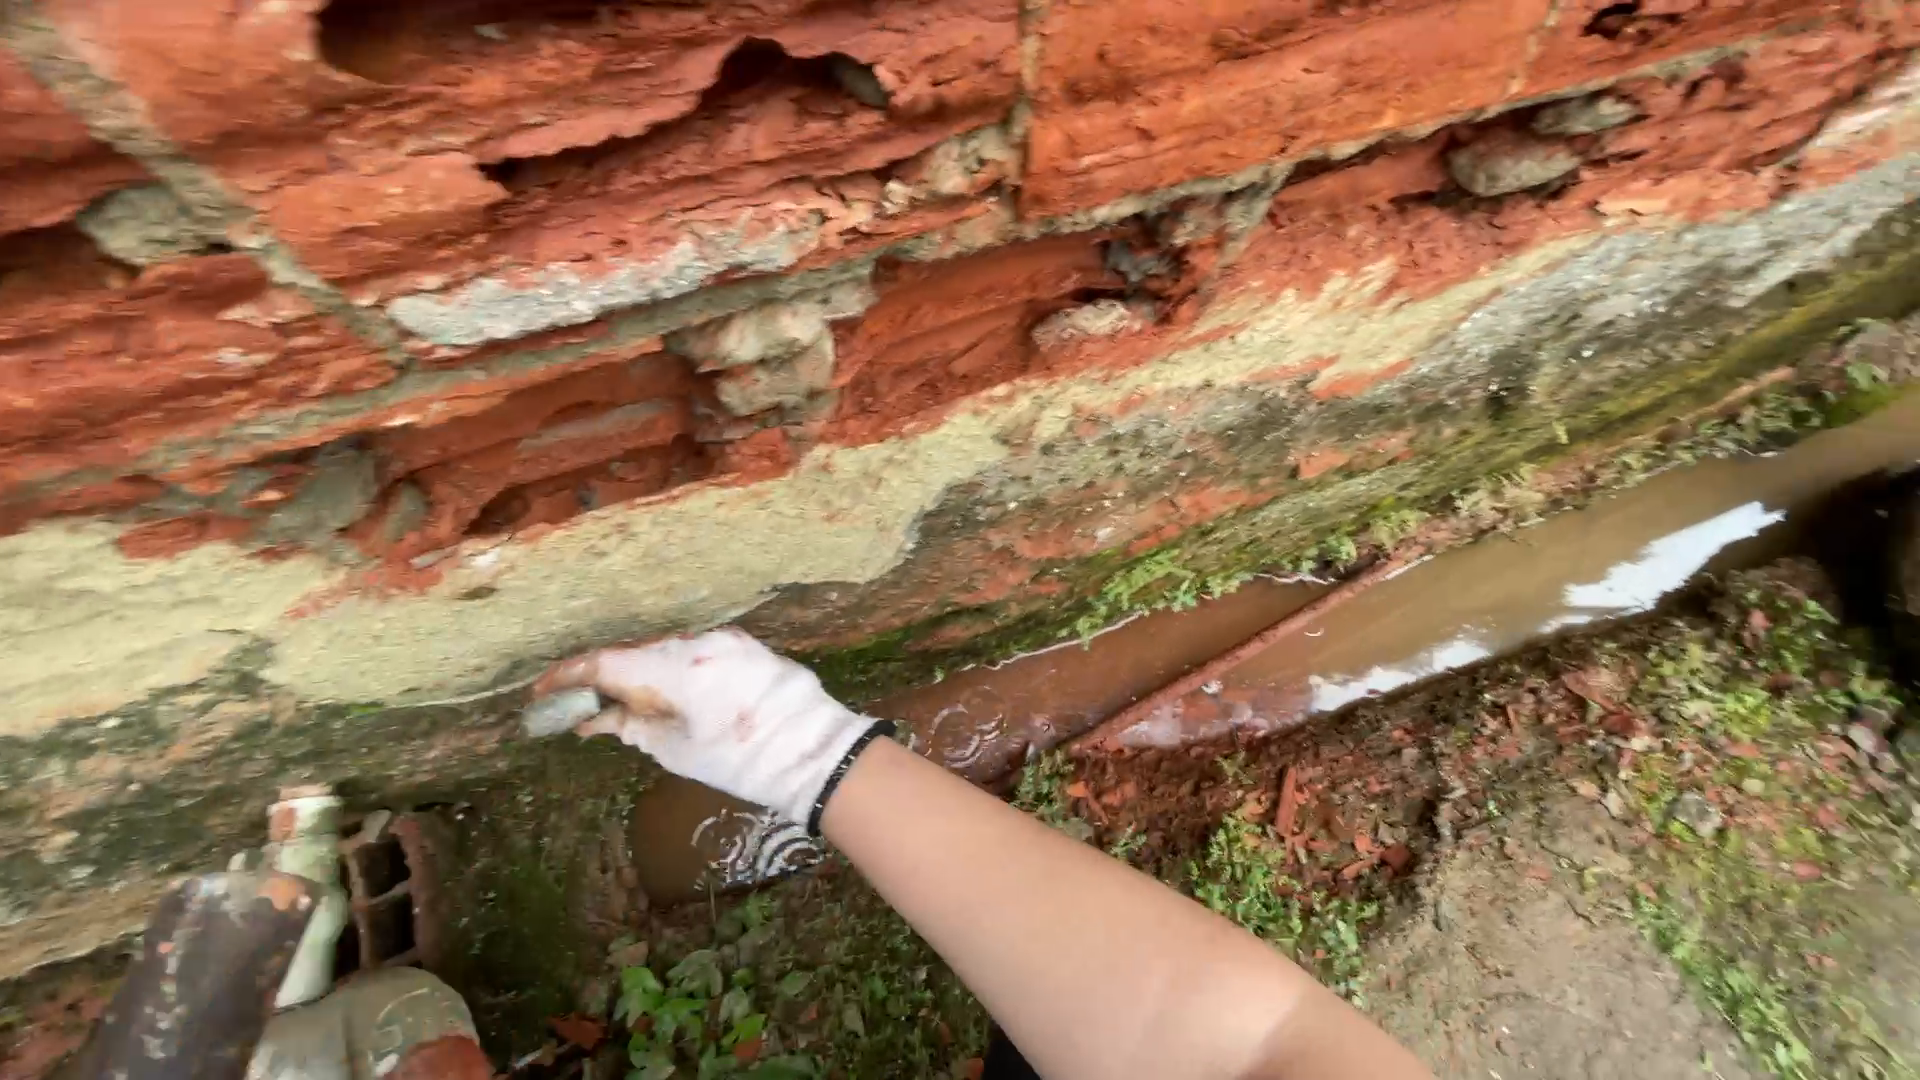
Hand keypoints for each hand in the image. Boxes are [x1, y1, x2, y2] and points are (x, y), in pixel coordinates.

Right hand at [535, 629, 883, 827]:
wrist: (815, 751)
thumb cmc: (743, 761)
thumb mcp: (678, 750)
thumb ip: (632, 727)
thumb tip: (595, 719)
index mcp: (679, 667)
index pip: (608, 662)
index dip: (569, 676)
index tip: (543, 692)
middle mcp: (700, 641)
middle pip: (635, 652)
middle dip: (604, 675)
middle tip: (580, 702)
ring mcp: (727, 638)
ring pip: (666, 648)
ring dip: (640, 670)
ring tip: (622, 701)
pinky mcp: (744, 644)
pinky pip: (695, 648)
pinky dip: (672, 667)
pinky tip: (663, 690)